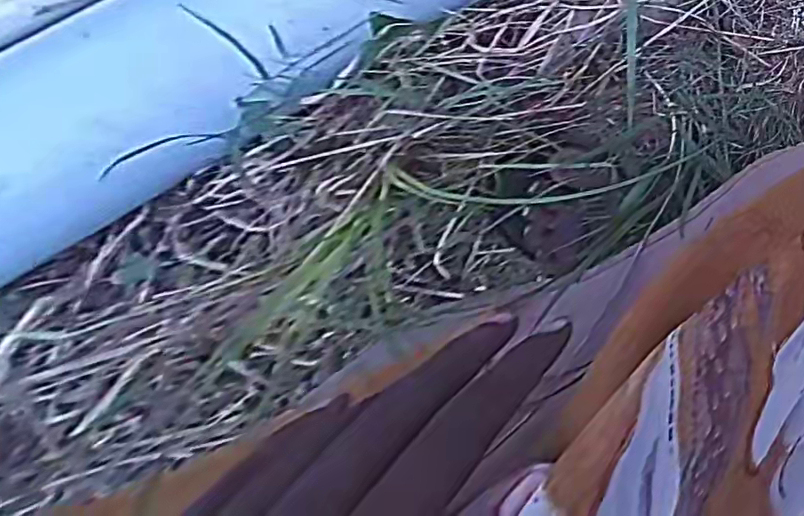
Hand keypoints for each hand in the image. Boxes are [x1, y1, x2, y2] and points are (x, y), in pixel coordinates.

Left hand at [184, 319, 567, 515]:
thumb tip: (527, 480)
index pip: (455, 436)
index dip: (510, 379)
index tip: (552, 336)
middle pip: (399, 417)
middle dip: (462, 361)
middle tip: (509, 323)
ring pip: (331, 432)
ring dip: (397, 387)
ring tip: (442, 355)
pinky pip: (251, 471)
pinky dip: (301, 432)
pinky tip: (329, 410)